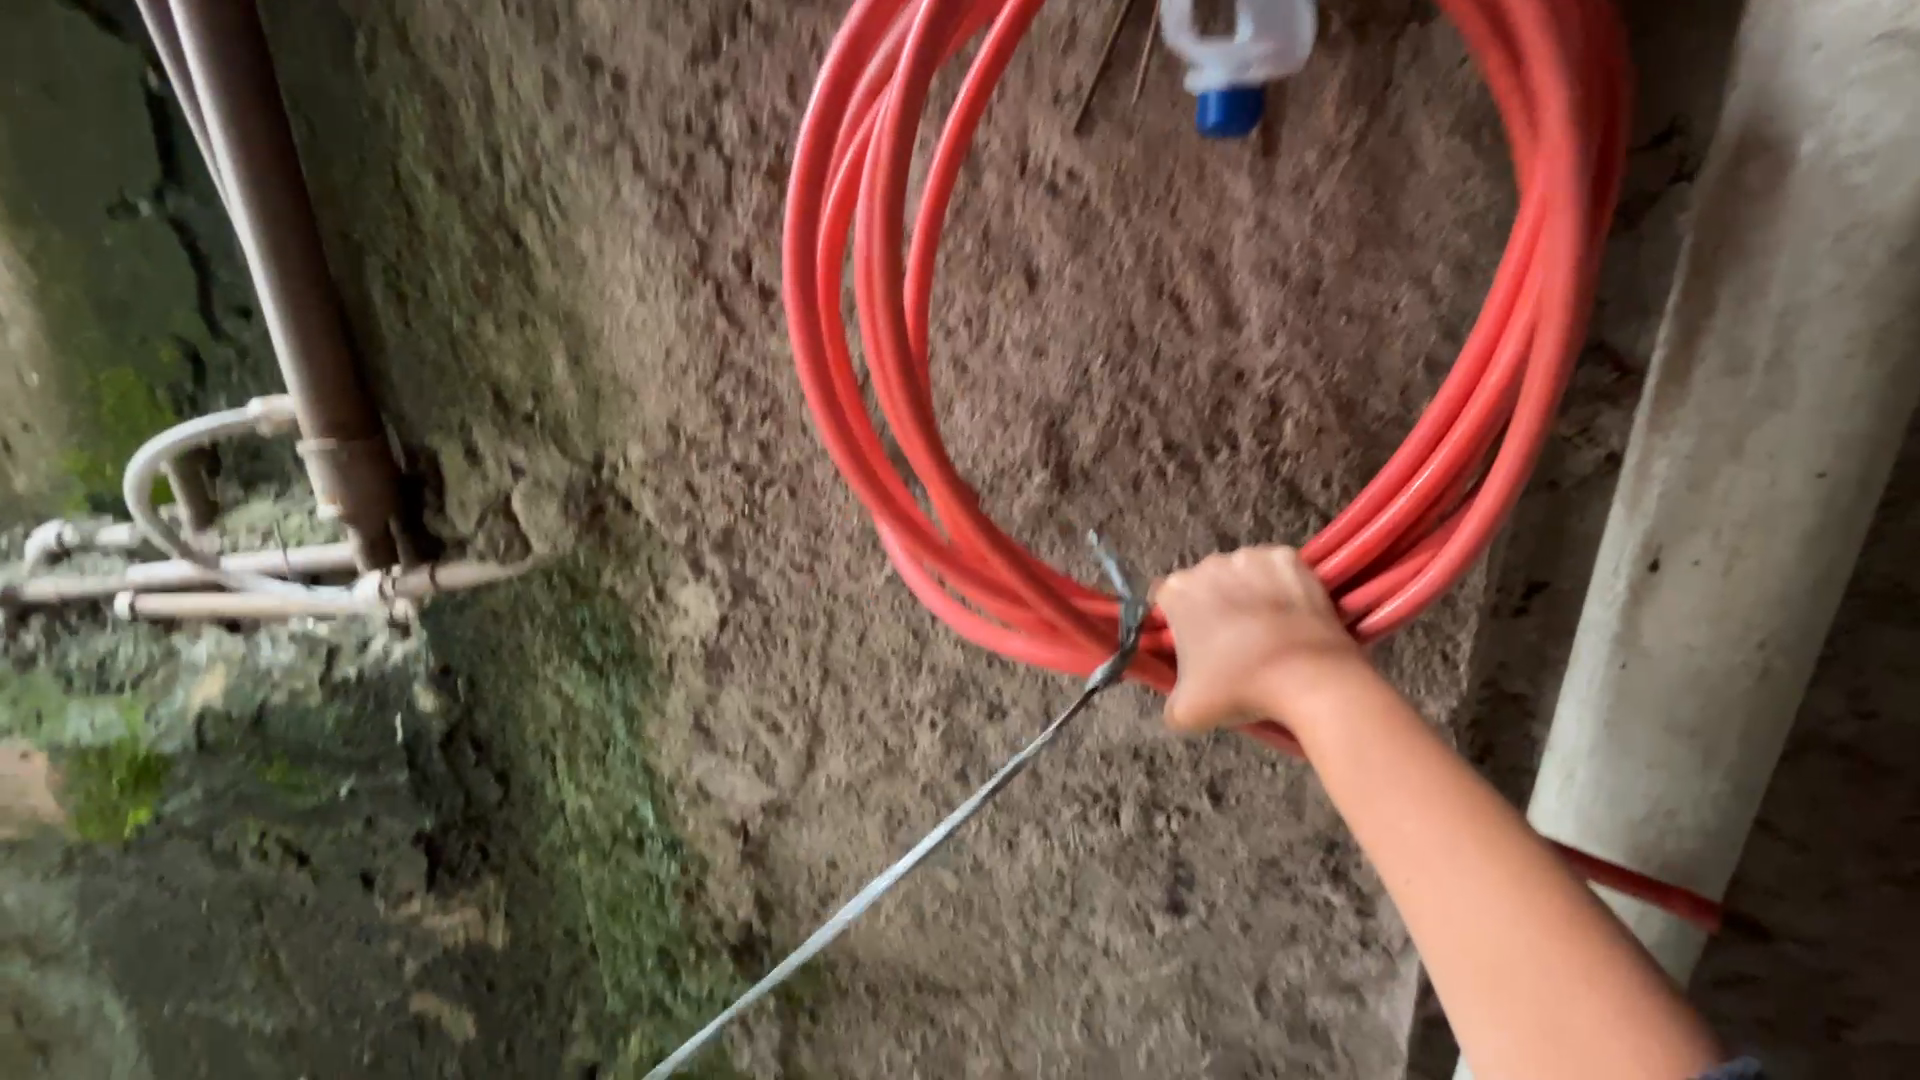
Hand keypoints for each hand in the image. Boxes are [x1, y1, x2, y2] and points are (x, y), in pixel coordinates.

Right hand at [1153, 546, 1362, 734]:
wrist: (1306, 675)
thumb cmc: (1238, 688)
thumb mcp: (1185, 710)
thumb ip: (1170, 698)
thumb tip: (1177, 699)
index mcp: (1176, 592)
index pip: (1165, 598)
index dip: (1176, 619)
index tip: (1192, 641)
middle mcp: (1208, 565)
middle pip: (1205, 582)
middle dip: (1213, 603)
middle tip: (1232, 641)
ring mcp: (1249, 557)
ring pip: (1241, 573)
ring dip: (1247, 592)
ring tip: (1266, 628)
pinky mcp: (1287, 558)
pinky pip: (1277, 569)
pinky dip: (1281, 585)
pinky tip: (1290, 613)